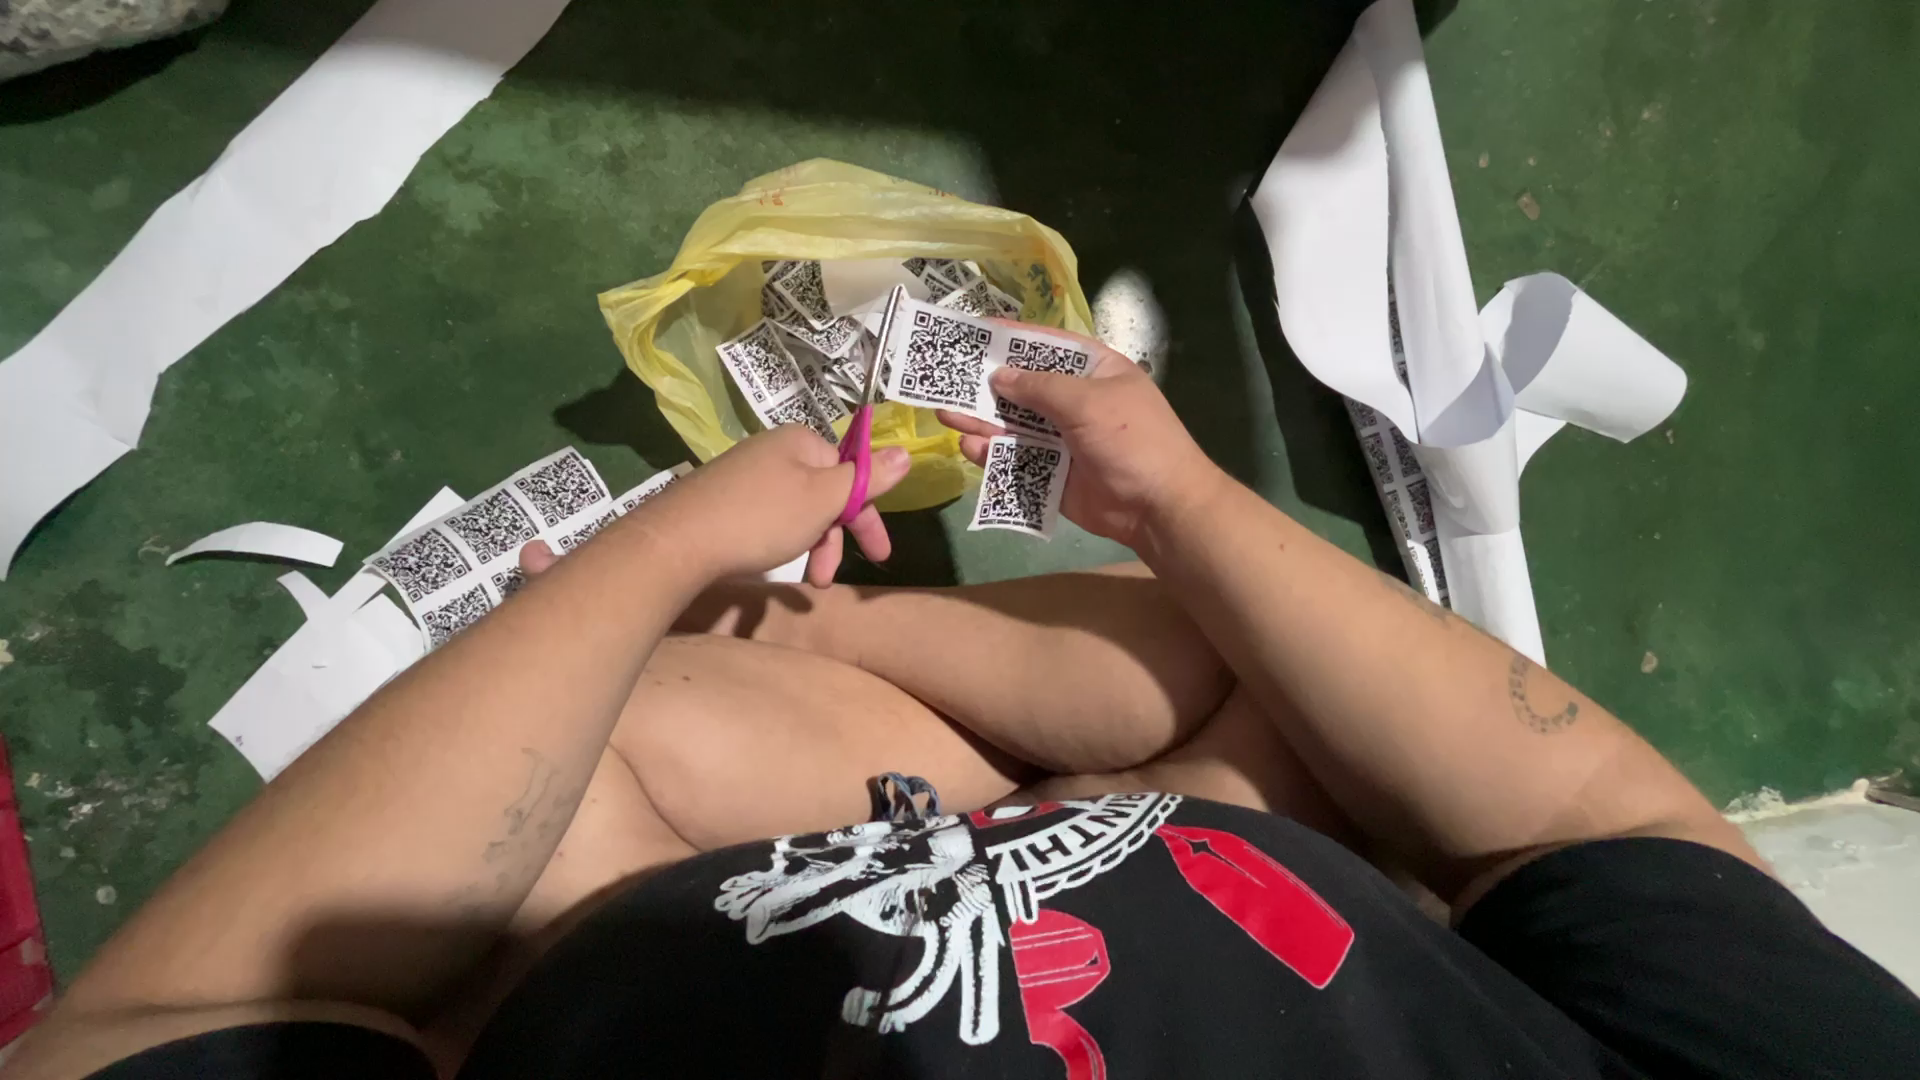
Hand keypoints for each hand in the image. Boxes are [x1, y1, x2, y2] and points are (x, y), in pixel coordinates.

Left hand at [521, 425, 908, 587]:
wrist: (677, 542)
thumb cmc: (762, 518)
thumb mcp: (823, 499)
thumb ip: (867, 478)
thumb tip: (906, 451)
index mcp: (802, 442)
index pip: (852, 474)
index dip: (867, 516)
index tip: (879, 555)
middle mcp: (775, 450)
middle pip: (825, 494)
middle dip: (835, 539)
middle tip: (830, 580)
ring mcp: (746, 473)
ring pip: (798, 510)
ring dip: (811, 546)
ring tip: (808, 584)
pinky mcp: (724, 497)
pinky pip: (770, 517)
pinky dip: (783, 542)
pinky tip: (777, 565)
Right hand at [937, 331, 1221, 552]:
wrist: (1157, 505)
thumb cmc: (1132, 439)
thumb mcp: (1087, 402)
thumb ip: (1039, 387)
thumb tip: (999, 375)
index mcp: (1092, 371)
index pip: (1045, 345)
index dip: (1010, 338)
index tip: (972, 332)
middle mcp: (1074, 400)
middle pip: (1021, 388)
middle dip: (984, 385)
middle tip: (943, 379)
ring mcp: (1062, 438)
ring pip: (1013, 425)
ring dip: (981, 420)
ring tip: (945, 414)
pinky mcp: (1051, 472)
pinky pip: (1016, 458)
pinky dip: (993, 454)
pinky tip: (970, 448)